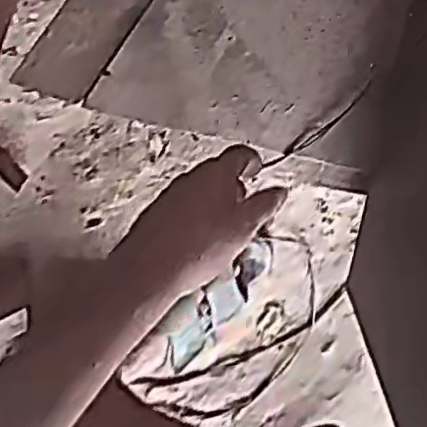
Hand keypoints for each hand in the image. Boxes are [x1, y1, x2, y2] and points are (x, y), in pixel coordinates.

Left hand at [109, 146, 287, 301]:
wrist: (148, 273)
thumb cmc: (198, 247)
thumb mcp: (245, 227)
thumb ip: (266, 204)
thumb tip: (279, 192)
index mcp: (218, 173)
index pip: (241, 154)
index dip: (253, 162)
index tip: (257, 171)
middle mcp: (193, 177)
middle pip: (220, 173)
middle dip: (234, 190)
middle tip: (243, 212)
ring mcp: (171, 194)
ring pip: (200, 192)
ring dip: (213, 206)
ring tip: (220, 234)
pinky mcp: (155, 214)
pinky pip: (181, 209)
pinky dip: (192, 219)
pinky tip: (196, 244)